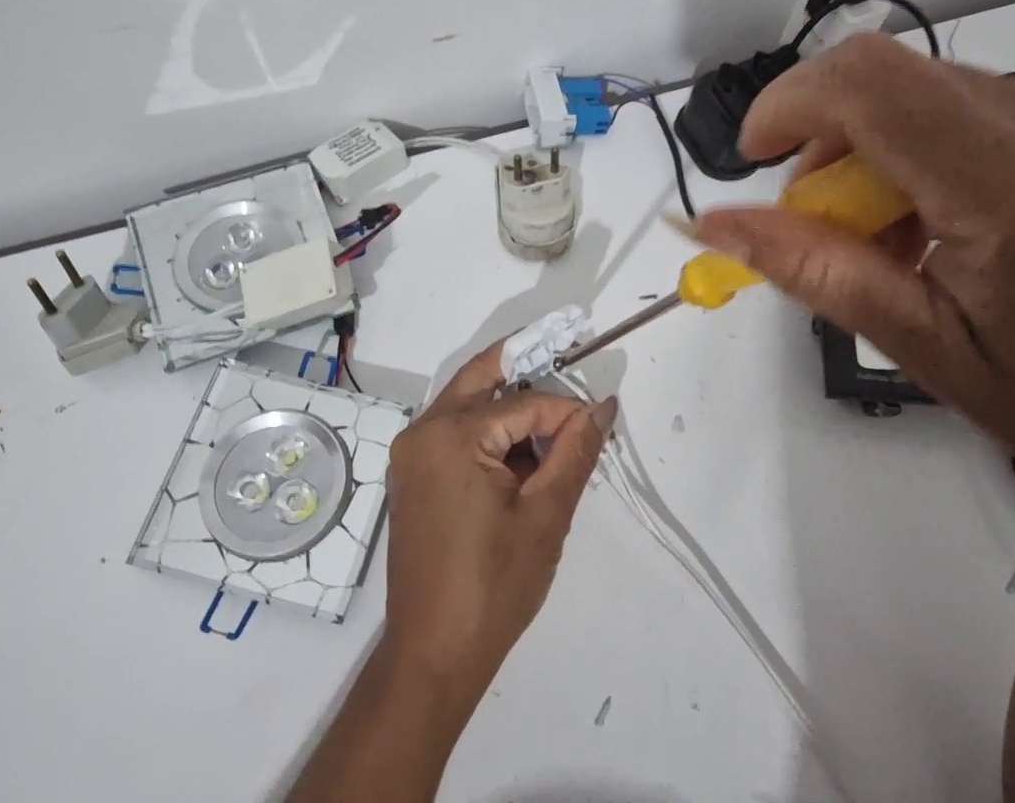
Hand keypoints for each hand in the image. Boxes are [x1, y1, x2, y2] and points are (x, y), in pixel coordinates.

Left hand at [382, 343, 617, 690]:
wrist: (434, 651)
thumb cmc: (494, 585)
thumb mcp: (546, 515)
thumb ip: (575, 452)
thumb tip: (602, 406)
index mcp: (451, 435)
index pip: (526, 402)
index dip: (568, 412)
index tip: (600, 429)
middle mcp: (423, 432)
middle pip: (484, 380)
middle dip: (529, 372)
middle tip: (572, 363)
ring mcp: (412, 455)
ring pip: (470, 407)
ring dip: (513, 410)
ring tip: (558, 436)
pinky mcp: (414, 478)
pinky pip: (457, 436)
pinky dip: (493, 436)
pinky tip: (526, 461)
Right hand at [691, 35, 1014, 526]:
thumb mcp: (923, 349)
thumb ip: (816, 271)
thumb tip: (711, 224)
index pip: (872, 84)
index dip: (789, 101)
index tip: (755, 160)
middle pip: (896, 77)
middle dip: (827, 136)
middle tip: (819, 223)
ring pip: (935, 90)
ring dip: (878, 147)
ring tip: (888, 237)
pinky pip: (983, 110)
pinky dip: (930, 152)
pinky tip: (945, 224)